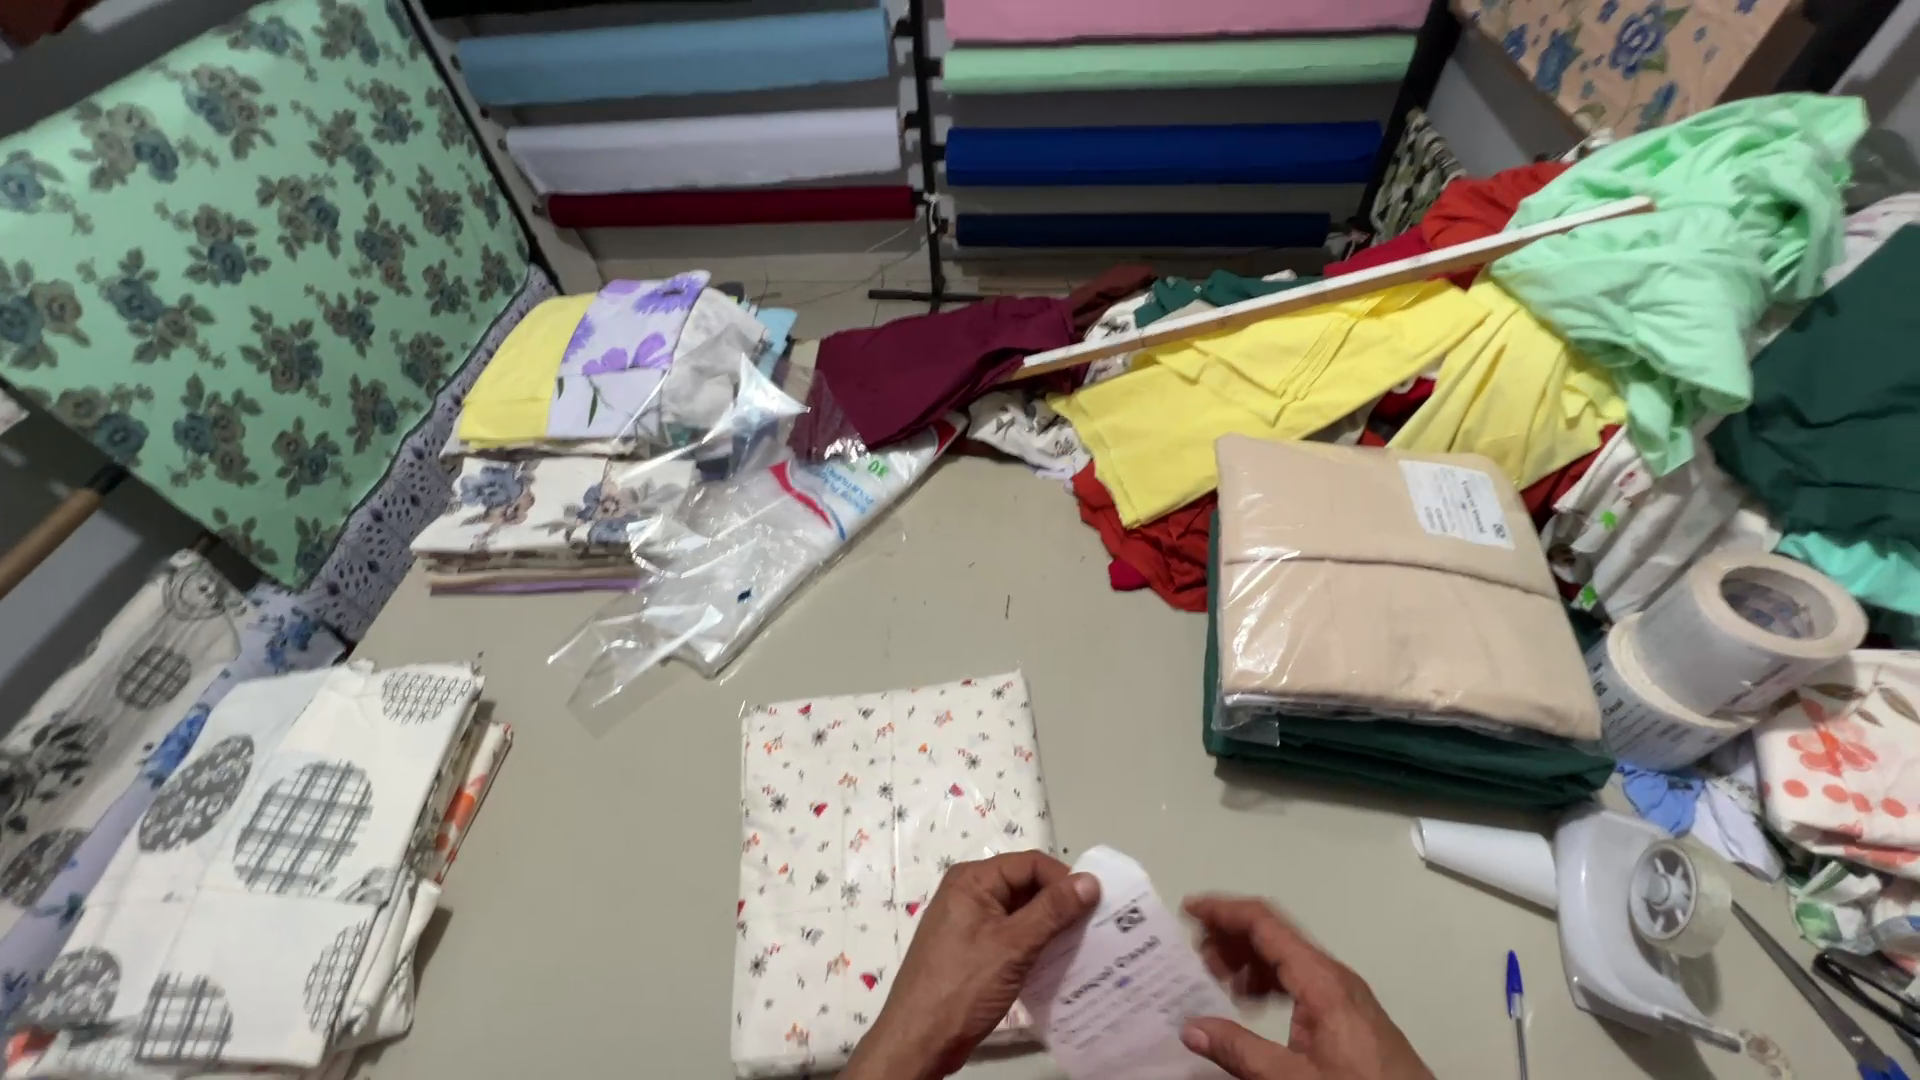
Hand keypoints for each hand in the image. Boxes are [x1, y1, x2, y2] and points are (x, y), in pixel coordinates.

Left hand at [843, 851, 1098, 1079]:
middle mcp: (970, 892)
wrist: (918, 1040)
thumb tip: (1090, 880)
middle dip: (1058, 903)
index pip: (1029, 863)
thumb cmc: (963, 986)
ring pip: (1020, 911)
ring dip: (1048, 926)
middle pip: (1025, 885)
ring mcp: (969, 922)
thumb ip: (1052, 910)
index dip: (1063, 879)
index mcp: (973, 879)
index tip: (1096, 905)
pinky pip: (1011, 934)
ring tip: (1081, 945)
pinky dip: (1033, 943)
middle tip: (1093, 926)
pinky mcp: (972, 949)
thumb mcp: (1013, 945)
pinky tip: (1055, 961)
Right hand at [1180, 895, 1433, 1079]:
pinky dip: (1266, 979)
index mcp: (1321, 978)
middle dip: (1229, 936)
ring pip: (1284, 956)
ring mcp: (1342, 994)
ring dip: (1245, 959)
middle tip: (1195, 955)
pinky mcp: (1347, 1015)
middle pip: (1272, 934)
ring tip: (1216, 979)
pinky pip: (1297, 978)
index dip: (1223, 911)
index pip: (1264, 922)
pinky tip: (1250, 1003)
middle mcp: (1332, 976)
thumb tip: (1190, 1027)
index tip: (1189, 910)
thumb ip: (1240, 1051)